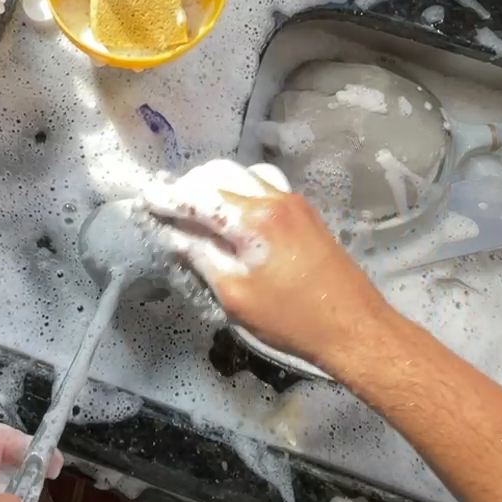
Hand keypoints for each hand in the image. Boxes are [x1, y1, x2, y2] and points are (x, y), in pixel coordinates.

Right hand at [145, 160, 392, 368]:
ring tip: (196, 207)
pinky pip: (262, 183)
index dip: (168, 199)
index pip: (198, 198)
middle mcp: (272, 198)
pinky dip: (240, 188)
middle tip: (168, 207)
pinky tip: (233, 211)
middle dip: (189, 187)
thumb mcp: (236, 295)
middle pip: (218, 175)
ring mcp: (291, 200)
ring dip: (214, 184)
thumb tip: (176, 236)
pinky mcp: (303, 210)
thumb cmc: (292, 319)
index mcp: (253, 219)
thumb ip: (202, 258)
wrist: (355, 327)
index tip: (146, 200)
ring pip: (241, 174)